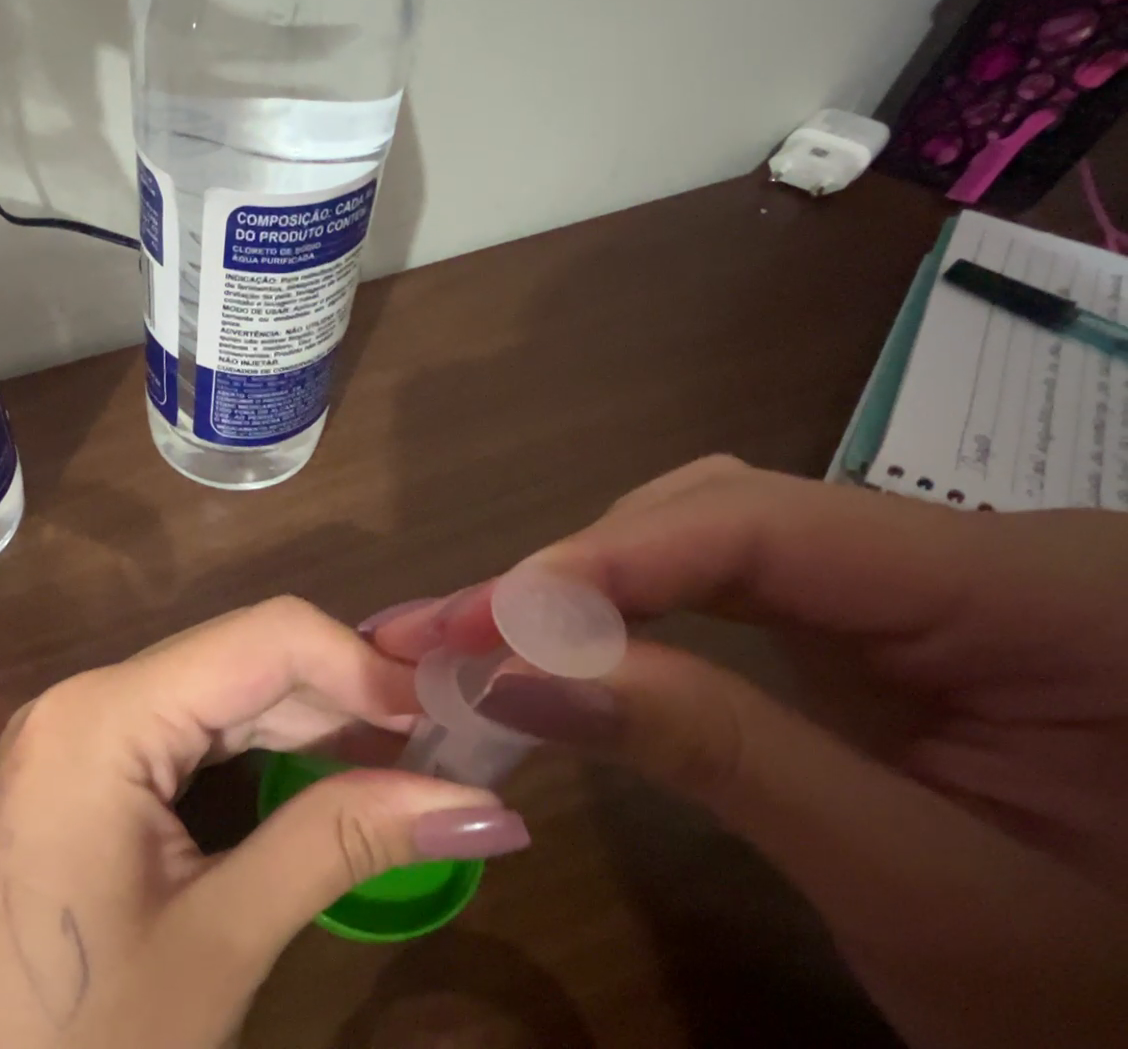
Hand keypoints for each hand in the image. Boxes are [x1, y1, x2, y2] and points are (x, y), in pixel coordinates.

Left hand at [0, 599, 532, 1048]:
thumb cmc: (79, 1036)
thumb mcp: (221, 938)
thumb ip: (342, 844)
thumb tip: (488, 807)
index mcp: (106, 715)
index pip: (265, 637)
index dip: (367, 666)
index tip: (451, 721)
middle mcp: (87, 698)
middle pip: (243, 660)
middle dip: (348, 697)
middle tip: (449, 749)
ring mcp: (77, 731)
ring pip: (220, 695)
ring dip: (312, 725)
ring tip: (408, 767)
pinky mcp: (81, 768)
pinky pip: (187, 734)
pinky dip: (261, 752)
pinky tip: (324, 782)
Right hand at [365, 456, 1127, 1048]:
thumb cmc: (1111, 1008)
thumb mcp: (918, 896)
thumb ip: (720, 758)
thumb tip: (515, 680)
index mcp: (1047, 595)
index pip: (766, 527)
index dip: (598, 563)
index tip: (468, 621)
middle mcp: (980, 553)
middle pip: (724, 513)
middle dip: (574, 575)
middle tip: (451, 636)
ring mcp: (923, 584)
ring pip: (712, 538)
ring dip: (587, 590)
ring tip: (482, 637)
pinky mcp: (880, 624)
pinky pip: (731, 586)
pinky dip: (631, 616)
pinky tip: (567, 645)